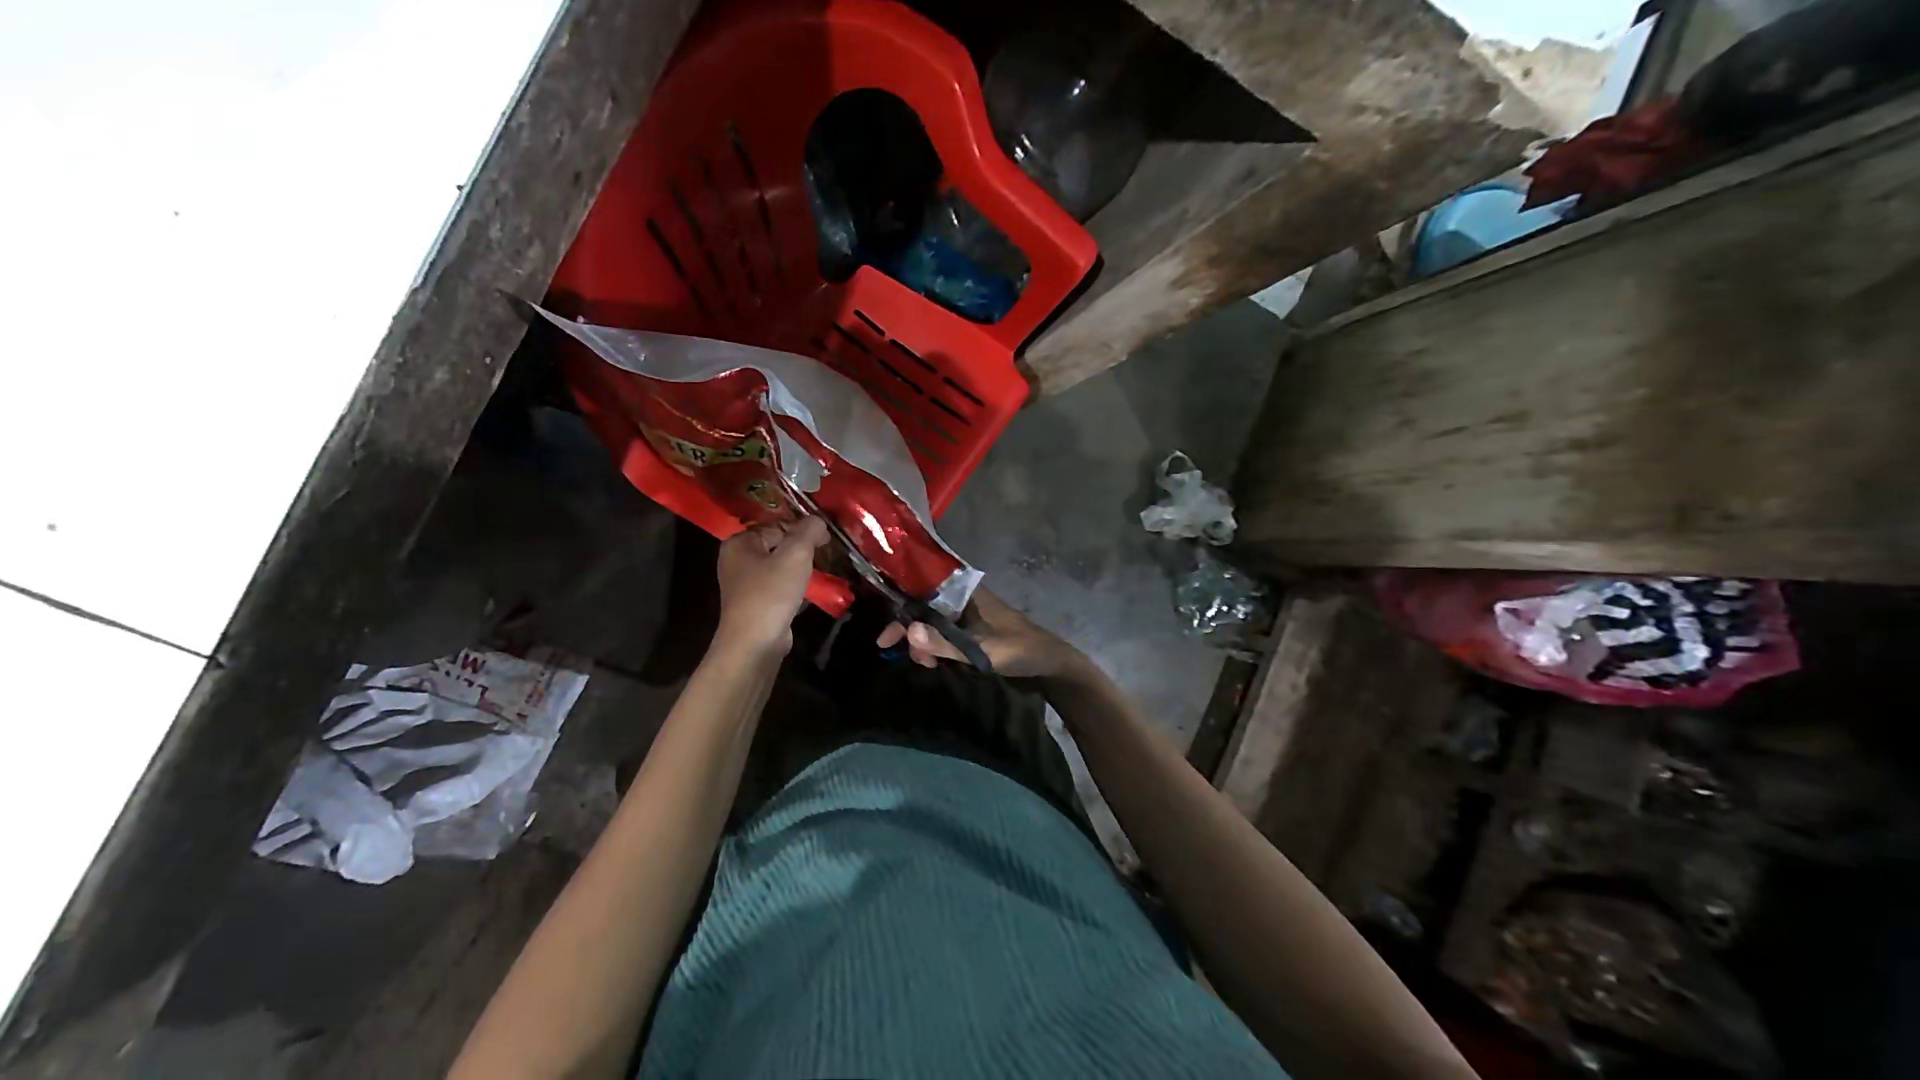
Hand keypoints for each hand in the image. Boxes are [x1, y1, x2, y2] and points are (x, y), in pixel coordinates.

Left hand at [714, 516, 828, 654]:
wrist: (755, 643)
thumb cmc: (771, 593)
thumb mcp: (795, 555)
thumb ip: (808, 531)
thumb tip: (818, 520)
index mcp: (739, 543)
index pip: (775, 524)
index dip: (801, 528)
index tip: (824, 537)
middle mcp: (737, 560)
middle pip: (777, 544)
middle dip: (802, 548)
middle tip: (825, 553)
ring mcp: (745, 584)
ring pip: (779, 566)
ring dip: (800, 568)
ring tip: (821, 570)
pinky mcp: (755, 603)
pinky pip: (779, 585)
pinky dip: (794, 585)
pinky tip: (810, 591)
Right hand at [877, 588, 1086, 678]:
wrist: (1049, 662)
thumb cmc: (1017, 650)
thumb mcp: (980, 650)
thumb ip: (944, 642)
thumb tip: (908, 631)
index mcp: (965, 593)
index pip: (921, 593)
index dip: (900, 613)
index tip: (885, 640)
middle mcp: (963, 597)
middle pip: (923, 609)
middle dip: (912, 633)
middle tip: (917, 660)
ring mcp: (968, 613)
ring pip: (932, 622)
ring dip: (924, 643)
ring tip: (930, 664)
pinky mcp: (972, 627)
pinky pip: (944, 631)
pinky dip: (936, 645)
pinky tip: (937, 661)